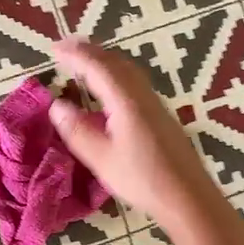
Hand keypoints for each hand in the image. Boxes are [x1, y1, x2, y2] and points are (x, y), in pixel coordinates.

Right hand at [49, 38, 236, 236]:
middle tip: (67, 47)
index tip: (55, 48)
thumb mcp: (101, 158)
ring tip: (86, 62)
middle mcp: (142, 95)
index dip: (75, 55)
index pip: (98, 67)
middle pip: (115, 62)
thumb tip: (56, 105)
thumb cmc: (143, 179)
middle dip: (90, 51)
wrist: (188, 197)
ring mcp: (155, 104)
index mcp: (126, 100)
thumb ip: (77, 130)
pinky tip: (111, 89)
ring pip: (128, 71)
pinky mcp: (162, 116)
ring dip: (105, 61)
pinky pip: (135, 82)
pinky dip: (117, 74)